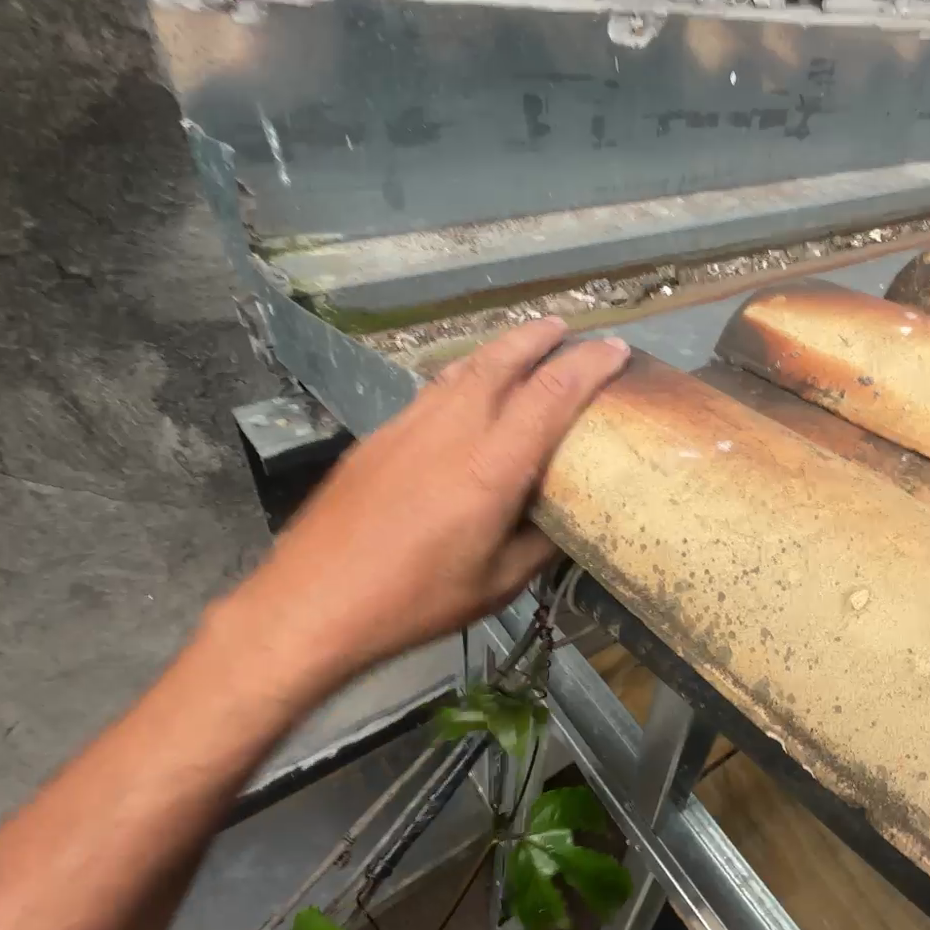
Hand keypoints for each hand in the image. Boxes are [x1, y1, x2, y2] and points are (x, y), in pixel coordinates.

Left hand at [213, 318, 628, 696]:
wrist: (311, 603)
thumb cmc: (415, 601)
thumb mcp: (498, 584)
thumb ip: (541, 543)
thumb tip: (568, 520)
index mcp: (490, 468)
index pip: (551, 396)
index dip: (590, 366)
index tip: (617, 350)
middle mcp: (451, 431)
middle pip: (502, 361)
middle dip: (540, 337)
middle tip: (567, 326)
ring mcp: (409, 428)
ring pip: (462, 368)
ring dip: (501, 349)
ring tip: (524, 343)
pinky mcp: (379, 437)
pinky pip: (433, 389)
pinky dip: (464, 374)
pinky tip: (467, 387)